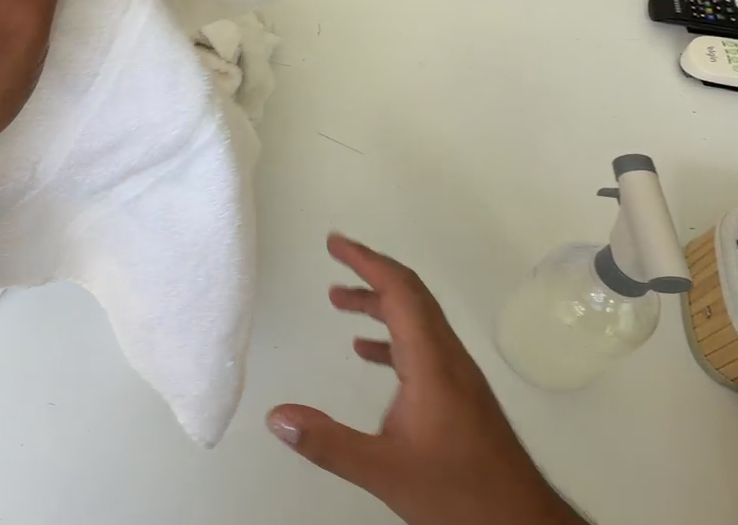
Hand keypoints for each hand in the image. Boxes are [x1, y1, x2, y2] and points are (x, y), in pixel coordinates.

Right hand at [269, 235, 583, 524]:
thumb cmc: (458, 493)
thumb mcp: (384, 471)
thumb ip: (328, 443)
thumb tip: (276, 417)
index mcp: (431, 361)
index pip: (399, 290)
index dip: (366, 260)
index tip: (334, 243)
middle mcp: (447, 357)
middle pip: (411, 295)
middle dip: (371, 270)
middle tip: (335, 255)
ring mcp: (458, 375)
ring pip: (417, 319)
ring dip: (379, 303)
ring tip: (339, 302)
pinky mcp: (461, 394)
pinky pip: (422, 345)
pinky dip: (391, 335)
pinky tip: (367, 352)